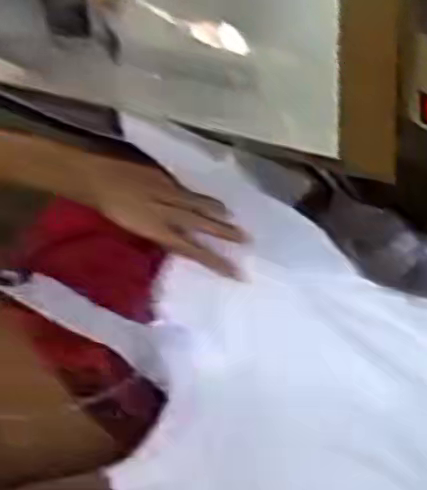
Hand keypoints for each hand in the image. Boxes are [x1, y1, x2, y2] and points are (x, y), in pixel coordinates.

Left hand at [78, 156, 245, 276]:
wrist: (71, 170)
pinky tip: (194, 193)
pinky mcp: (154, 172)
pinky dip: (190, 191)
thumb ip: (162, 235)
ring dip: (215, 209)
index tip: (238, 274)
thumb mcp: (132, 227)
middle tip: (246, 239)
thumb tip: (187, 241)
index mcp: (156, 228)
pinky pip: (180, 185)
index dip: (216, 262)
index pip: (194, 250)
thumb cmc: (98, 204)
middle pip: (202, 223)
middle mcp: (164, 210)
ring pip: (197, 202)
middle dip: (225, 232)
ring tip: (227, 214)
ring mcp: (161, 190)